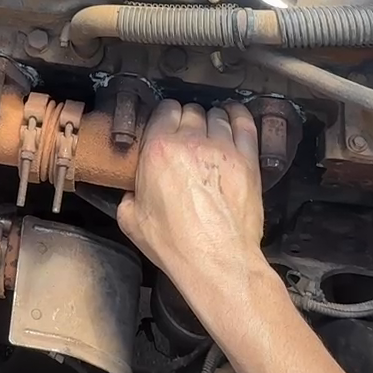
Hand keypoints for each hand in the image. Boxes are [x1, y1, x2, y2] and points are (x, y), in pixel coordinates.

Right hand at [117, 100, 263, 287]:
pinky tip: (235, 116)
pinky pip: (245, 125)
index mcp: (157, 150)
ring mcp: (221, 149)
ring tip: (211, 129)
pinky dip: (239, 116)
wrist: (217, 262)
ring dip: (211, 119)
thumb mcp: (131, 219)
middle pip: (190, 111)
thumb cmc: (177, 244)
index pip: (164, 110)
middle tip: (187, 133)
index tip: (166, 122)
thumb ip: (127, 195)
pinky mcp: (246, 161)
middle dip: (188, 118)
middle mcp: (189, 142)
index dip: (166, 115)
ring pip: (217, 115)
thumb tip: (130, 191)